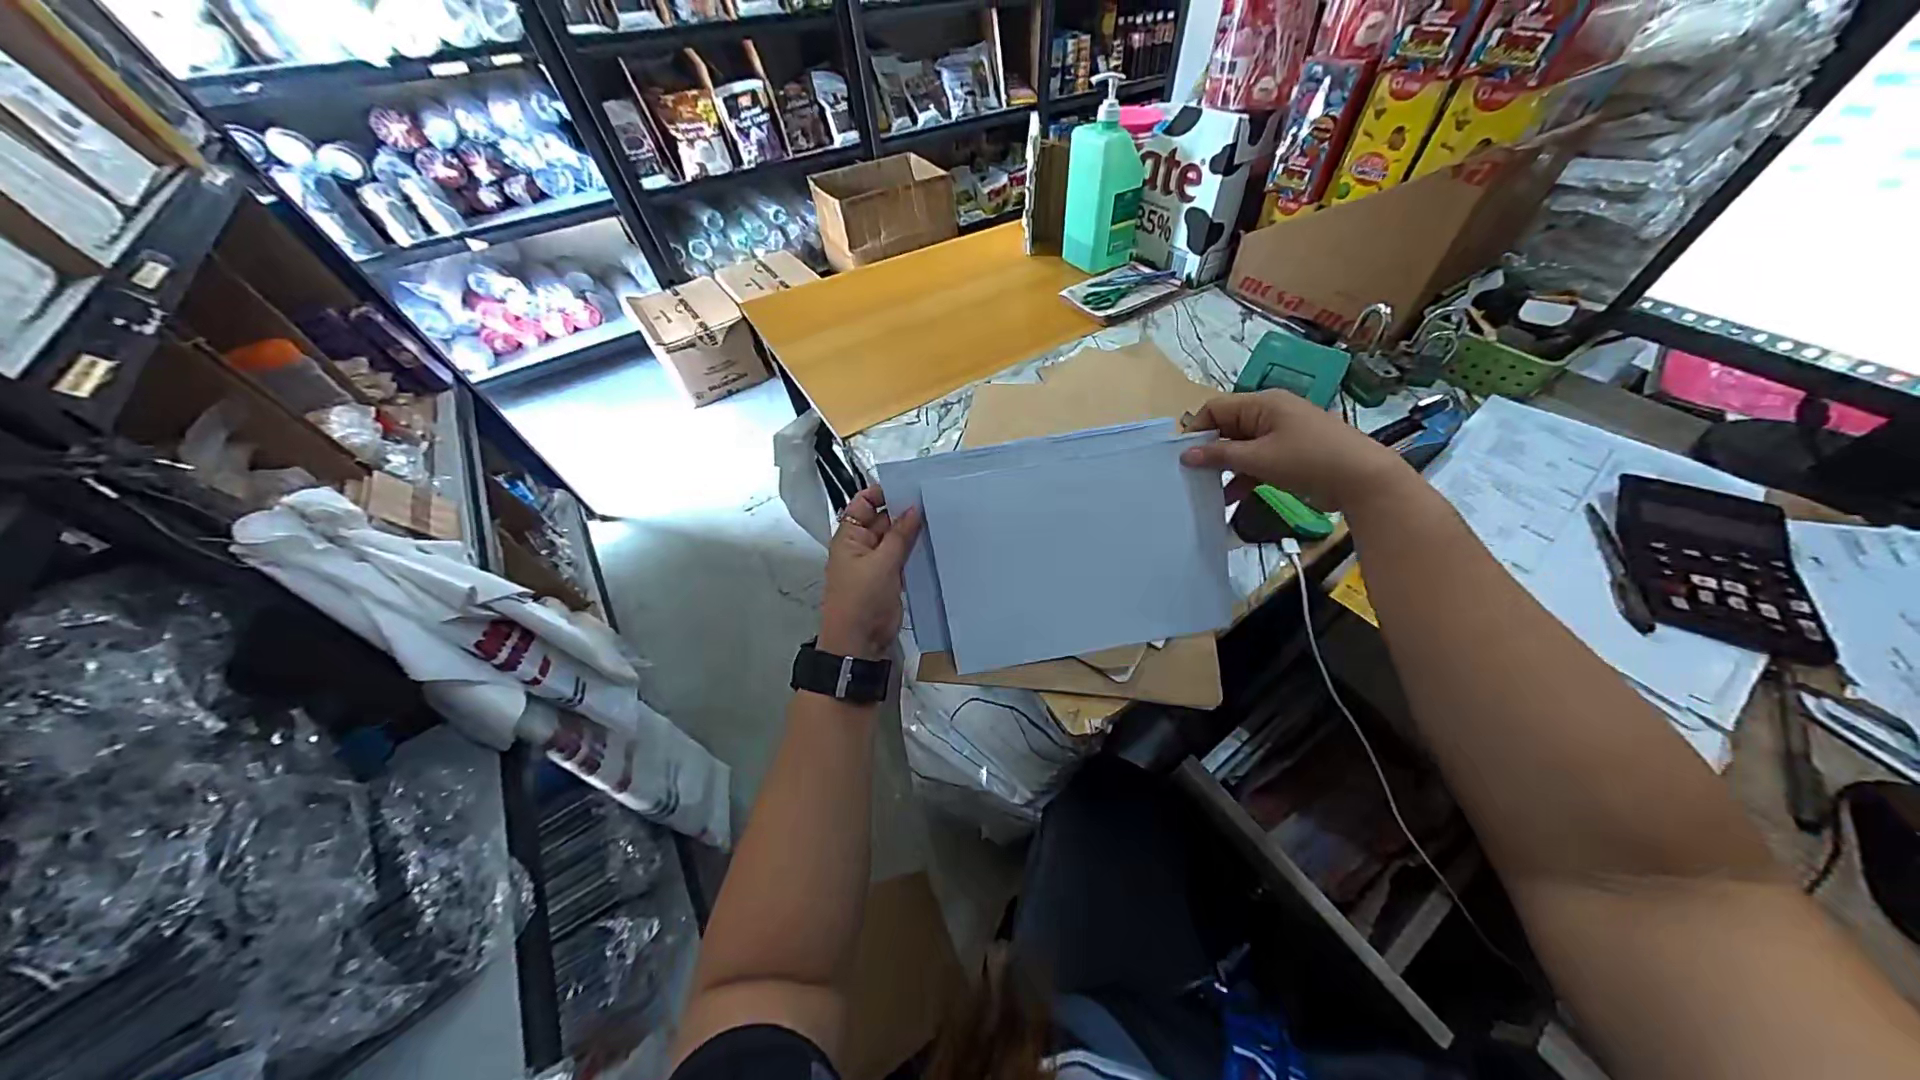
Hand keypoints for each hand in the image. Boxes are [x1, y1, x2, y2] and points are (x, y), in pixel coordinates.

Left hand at [818, 486, 920, 660]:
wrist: (859, 641)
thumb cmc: (860, 600)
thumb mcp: (882, 563)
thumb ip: (899, 535)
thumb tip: (913, 509)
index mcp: (849, 537)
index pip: (863, 503)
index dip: (882, 493)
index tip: (908, 488)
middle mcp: (862, 546)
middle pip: (883, 520)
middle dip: (903, 512)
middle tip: (931, 502)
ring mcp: (876, 562)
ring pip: (896, 539)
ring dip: (912, 533)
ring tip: (938, 519)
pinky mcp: (890, 578)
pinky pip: (904, 557)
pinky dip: (916, 551)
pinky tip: (934, 543)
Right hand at [1179, 390, 1413, 510]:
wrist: (1363, 479)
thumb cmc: (1309, 460)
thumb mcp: (1259, 459)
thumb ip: (1220, 456)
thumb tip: (1186, 454)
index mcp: (1263, 404)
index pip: (1216, 409)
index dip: (1197, 430)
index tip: (1182, 457)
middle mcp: (1270, 413)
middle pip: (1227, 428)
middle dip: (1209, 452)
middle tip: (1191, 476)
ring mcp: (1281, 434)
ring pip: (1241, 448)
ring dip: (1225, 468)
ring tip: (1207, 491)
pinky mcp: (1290, 455)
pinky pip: (1257, 461)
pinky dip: (1243, 477)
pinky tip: (1230, 500)